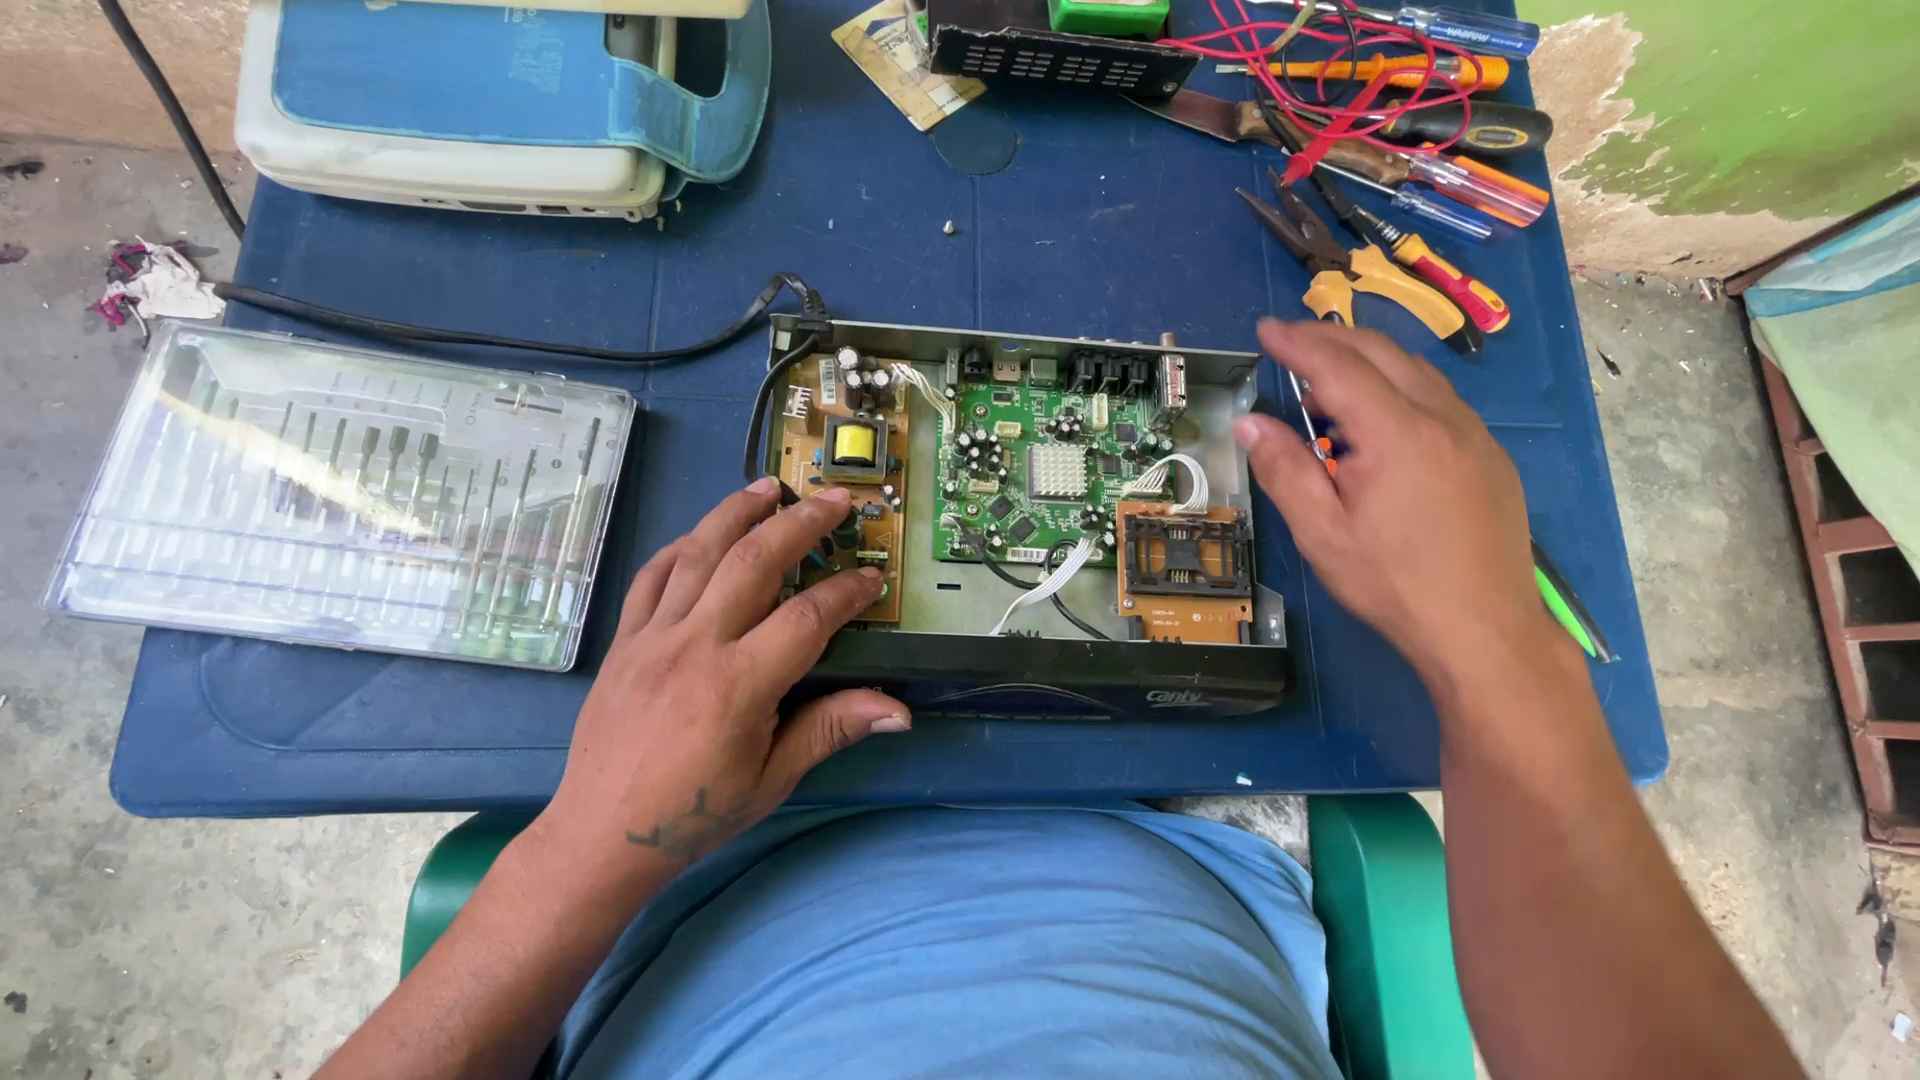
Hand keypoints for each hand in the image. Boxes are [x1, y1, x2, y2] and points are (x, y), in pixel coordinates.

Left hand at [540, 479, 908, 876]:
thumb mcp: (772, 780)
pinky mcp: (624, 639)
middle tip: (833, 500)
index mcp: (738, 685)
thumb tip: (901, 710)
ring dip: (738, 512)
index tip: (872, 576)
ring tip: (770, 486)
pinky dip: (681, 547)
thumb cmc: (695, 813)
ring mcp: (653, 636)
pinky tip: (704, 533)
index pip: (806, 618)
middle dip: (800, 524)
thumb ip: (832, 729)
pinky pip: (651, 576)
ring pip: (699, 553)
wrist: (600, 834)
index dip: (846, 592)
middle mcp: (695, 646)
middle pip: (754, 562)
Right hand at [1233, 319, 1550, 681]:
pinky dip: (1396, 388)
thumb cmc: (1392, 582)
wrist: (1484, 627)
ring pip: (1415, 373)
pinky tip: (1375, 419)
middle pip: (1382, 355)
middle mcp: (1442, 418)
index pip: (1339, 367)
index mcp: (1398, 433)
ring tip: (1322, 381)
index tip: (1265, 329)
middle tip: (1289, 339)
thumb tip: (1250, 423)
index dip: (1298, 344)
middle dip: (1330, 339)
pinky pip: (1436, 400)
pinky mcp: (1489, 455)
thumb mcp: (1321, 531)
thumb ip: (1284, 469)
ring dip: (1365, 362)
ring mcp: (1473, 434)